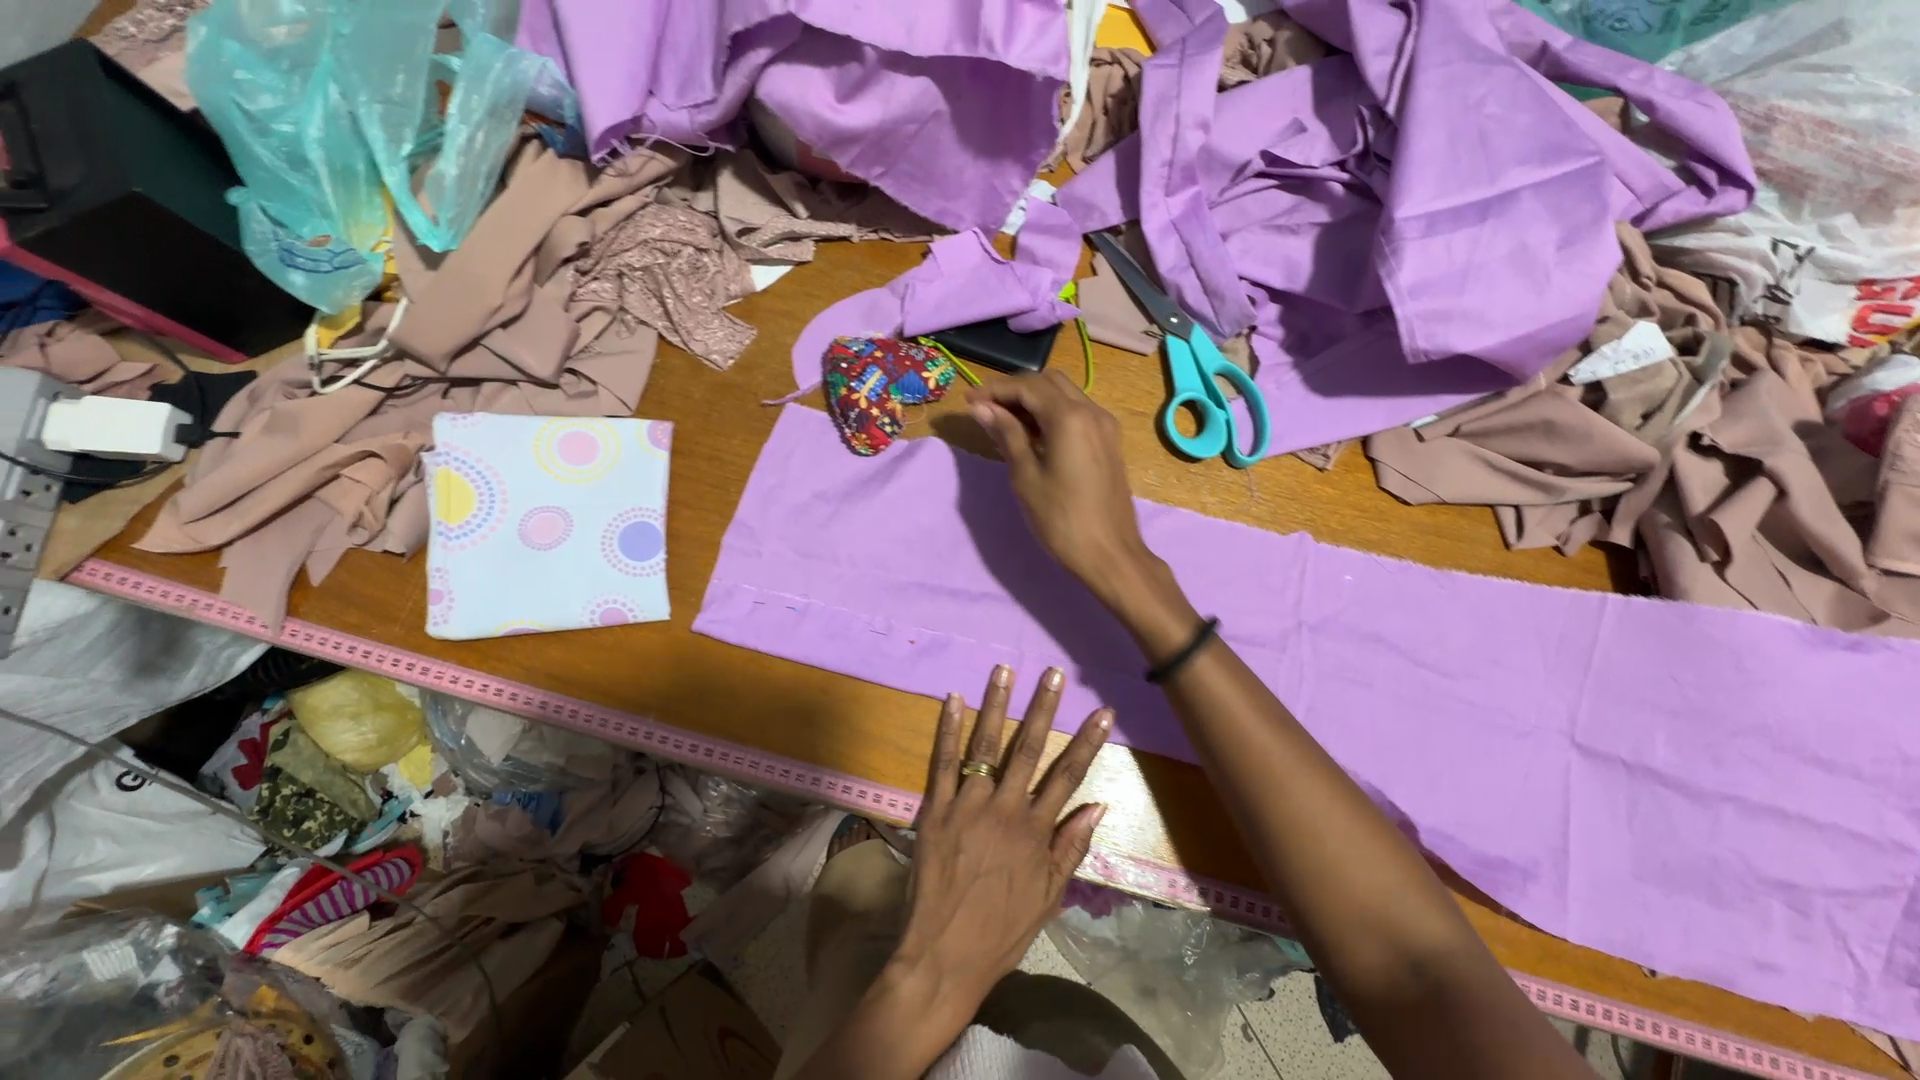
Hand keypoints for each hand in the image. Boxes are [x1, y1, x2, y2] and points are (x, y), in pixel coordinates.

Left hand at [891, 664, 1112, 1011]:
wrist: (944, 955)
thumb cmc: (1001, 931)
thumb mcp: (1048, 895)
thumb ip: (1070, 847)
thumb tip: (1098, 805)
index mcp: (1035, 830)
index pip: (1068, 775)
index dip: (1087, 741)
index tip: (1103, 711)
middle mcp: (1005, 809)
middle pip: (1029, 749)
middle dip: (1043, 708)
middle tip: (1052, 673)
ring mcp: (967, 806)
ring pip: (985, 746)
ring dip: (995, 705)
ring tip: (1004, 670)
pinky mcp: (934, 810)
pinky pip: (942, 763)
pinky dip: (947, 729)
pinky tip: (953, 699)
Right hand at [966, 372, 1152, 598]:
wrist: (1110, 554)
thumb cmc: (1062, 520)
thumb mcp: (1026, 477)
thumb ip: (1006, 435)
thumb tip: (982, 408)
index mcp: (1070, 417)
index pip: (1027, 387)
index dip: (995, 390)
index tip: (968, 402)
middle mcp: (1091, 411)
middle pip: (1048, 382)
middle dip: (1015, 389)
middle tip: (985, 409)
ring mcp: (1104, 425)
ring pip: (1064, 394)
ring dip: (1033, 399)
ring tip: (1003, 421)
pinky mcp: (1108, 441)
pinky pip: (1077, 412)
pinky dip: (1051, 412)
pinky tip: (1031, 434)